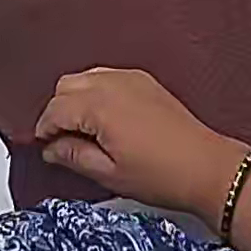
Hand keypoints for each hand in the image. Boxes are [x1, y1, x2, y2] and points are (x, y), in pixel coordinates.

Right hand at [35, 68, 248, 227]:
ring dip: (75, 98)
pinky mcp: (143, 79)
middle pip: (66, 86)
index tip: (44, 146)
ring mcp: (129, 77)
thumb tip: (51, 148)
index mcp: (99, 105)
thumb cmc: (160, 175)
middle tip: (62, 140)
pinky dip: (95, 90)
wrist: (207, 167)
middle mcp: (112, 83)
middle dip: (58, 110)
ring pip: (84, 77)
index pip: (55, 109)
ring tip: (83, 129)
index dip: (44, 129)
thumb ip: (74, 155)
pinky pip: (106, 76)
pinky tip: (104, 117)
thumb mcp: (109, 174)